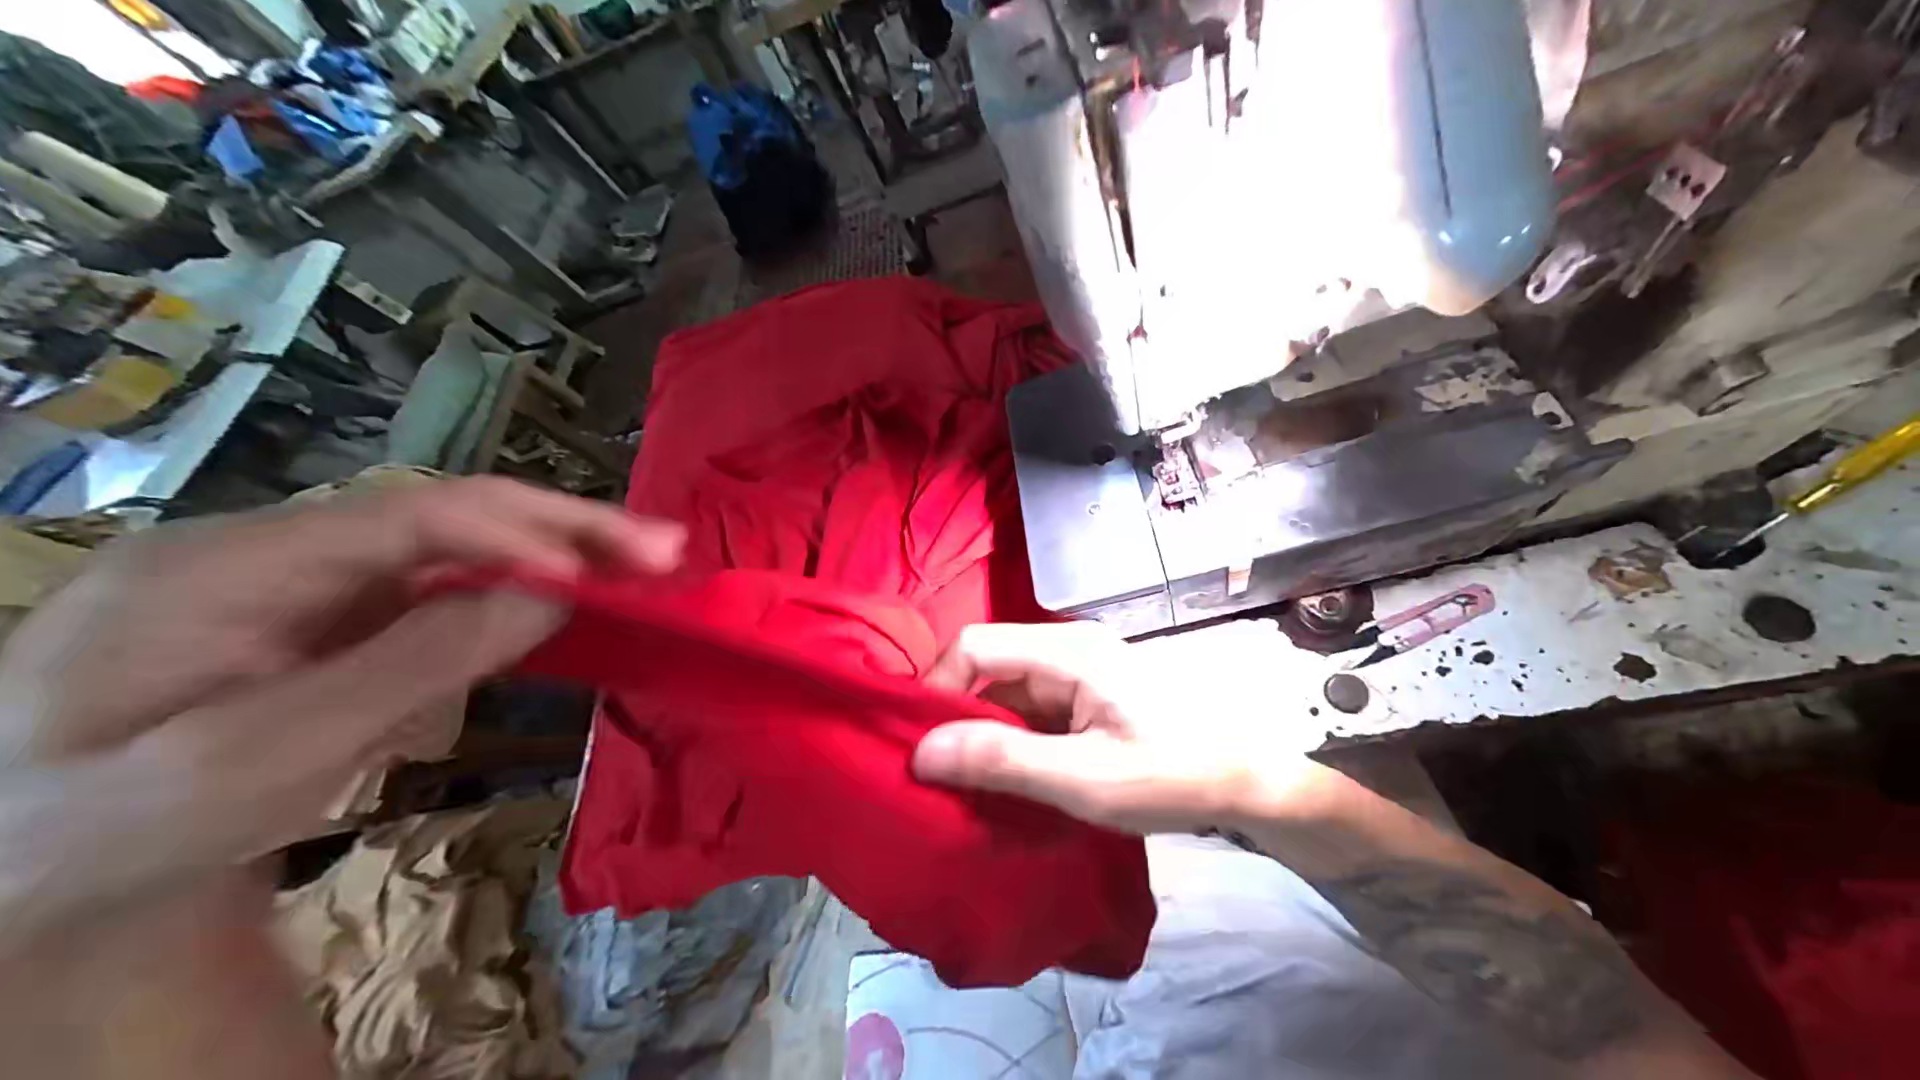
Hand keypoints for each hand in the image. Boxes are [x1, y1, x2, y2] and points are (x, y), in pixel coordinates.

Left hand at [0, 477, 682, 937]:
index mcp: (236, 561)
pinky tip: (563, 599)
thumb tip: (550, 594)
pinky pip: (439, 593)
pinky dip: (515, 593)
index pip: (417, 515)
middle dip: (564, 527)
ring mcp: (307, 583)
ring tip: (637, 565)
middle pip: (449, 516)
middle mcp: (280, 549)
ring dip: (552, 554)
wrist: (9, 879)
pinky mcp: (330, 619)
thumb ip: (409, 665)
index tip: (620, 564)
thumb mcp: (253, 758)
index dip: (531, 530)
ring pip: (455, 550)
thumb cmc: (104, 828)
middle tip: (661, 547)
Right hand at [910, 622, 1326, 833]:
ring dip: (985, 730)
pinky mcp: (1089, 693)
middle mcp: (1069, 646)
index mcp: (1069, 650)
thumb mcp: (1083, 779)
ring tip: (967, 780)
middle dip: (959, 713)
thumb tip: (921, 752)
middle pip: (989, 664)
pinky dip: (1012, 737)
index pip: (976, 645)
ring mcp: (1081, 669)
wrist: (1251, 783)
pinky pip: (1032, 705)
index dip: (939, 687)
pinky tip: (1008, 775)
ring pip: (1008, 688)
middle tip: (939, 770)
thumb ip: (1001, 762)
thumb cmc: (1173, 775)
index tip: (923, 744)